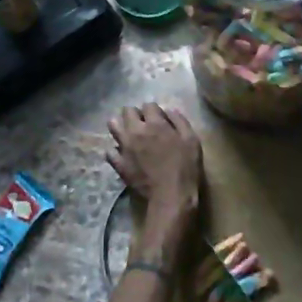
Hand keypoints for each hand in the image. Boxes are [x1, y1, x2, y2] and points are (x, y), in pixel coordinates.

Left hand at [107, 103, 200, 250]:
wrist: (170, 196)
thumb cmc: (184, 167)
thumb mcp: (191, 140)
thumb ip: (179, 121)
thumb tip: (169, 110)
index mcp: (155, 124)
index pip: (148, 105)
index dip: (154, 111)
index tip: (159, 119)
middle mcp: (136, 131)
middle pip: (127, 111)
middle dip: (135, 114)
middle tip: (144, 125)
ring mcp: (124, 147)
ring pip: (113, 126)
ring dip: (121, 126)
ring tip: (130, 135)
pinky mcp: (119, 164)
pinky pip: (109, 151)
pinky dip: (115, 151)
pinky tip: (124, 154)